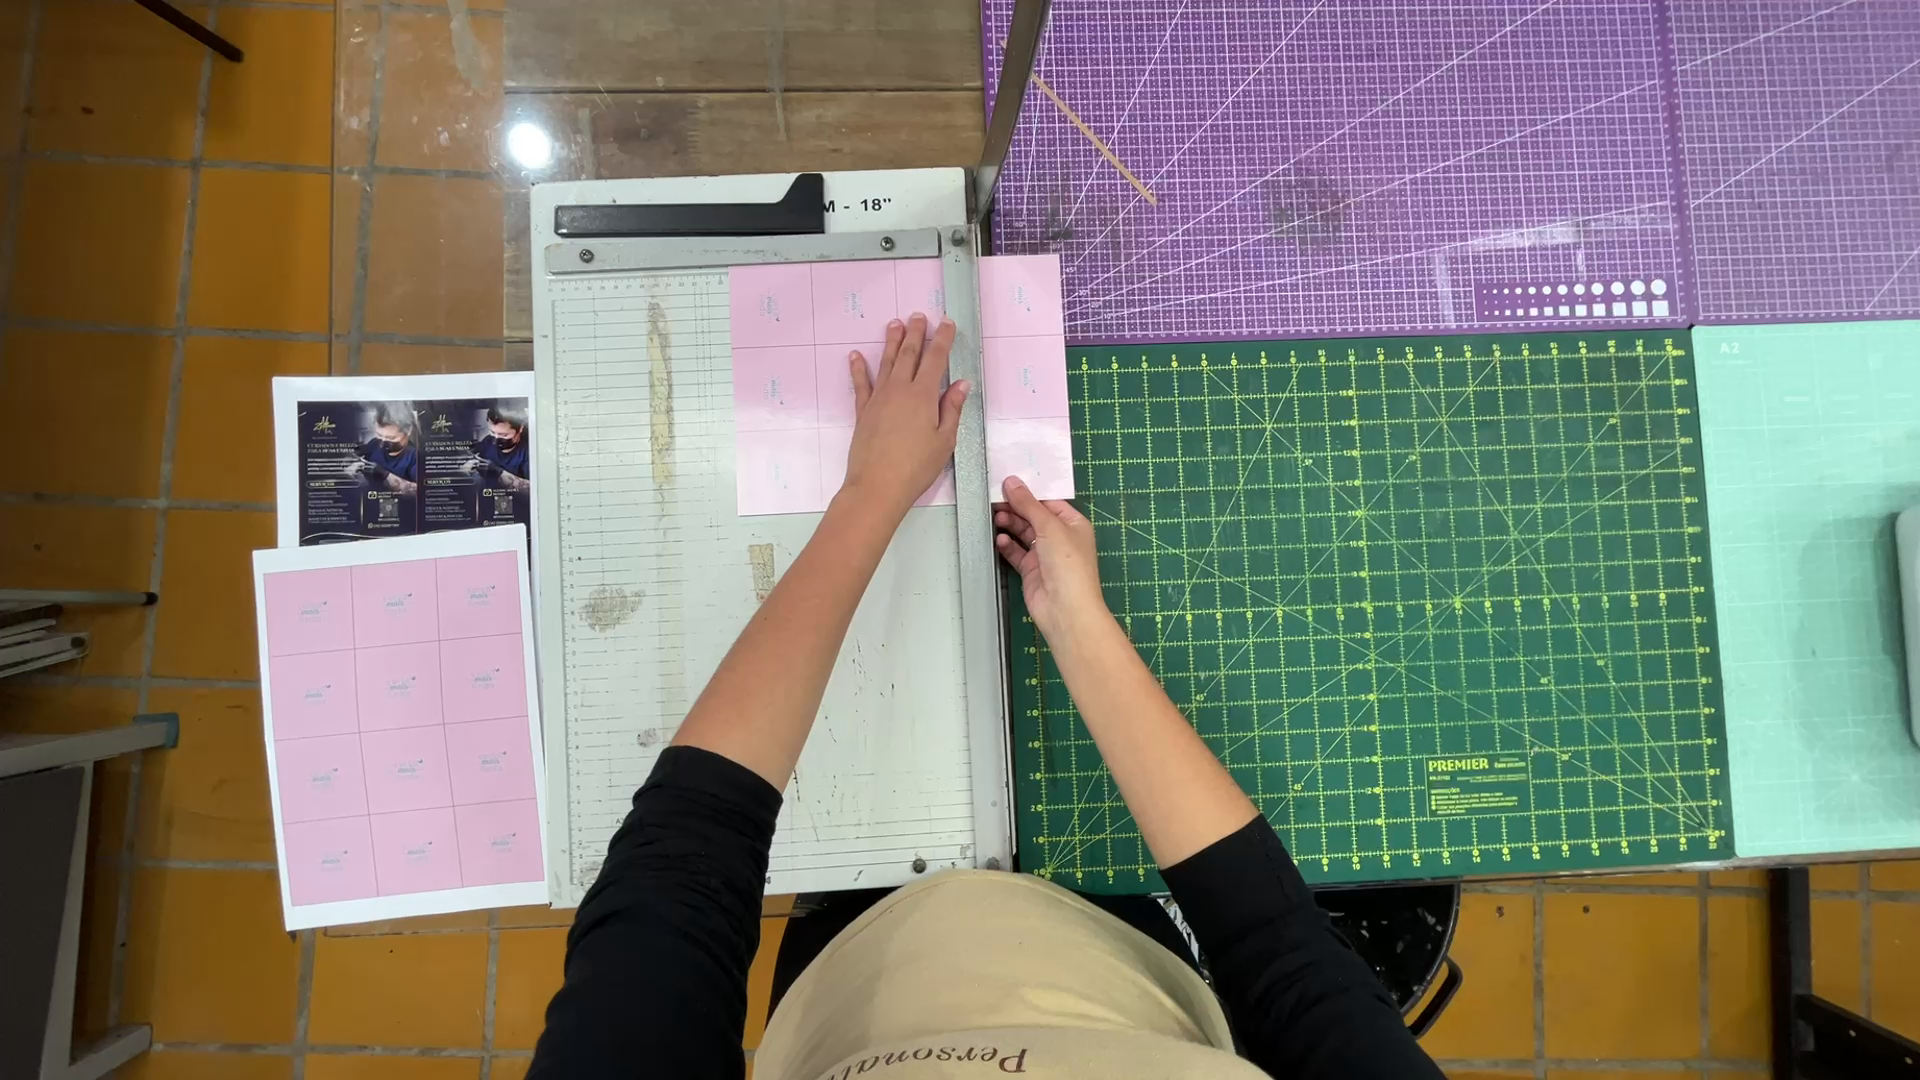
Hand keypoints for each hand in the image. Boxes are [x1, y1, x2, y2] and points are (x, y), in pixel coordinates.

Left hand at [842, 313, 970, 515]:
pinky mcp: (863, 412)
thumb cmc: (916, 467)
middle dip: (915, 333)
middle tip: (918, 316)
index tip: (946, 323)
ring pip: (886, 363)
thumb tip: (961, 384)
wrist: (877, 486)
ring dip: (891, 342)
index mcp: (923, 396)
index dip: (942, 339)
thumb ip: (951, 409)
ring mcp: (879, 399)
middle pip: (909, 354)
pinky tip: (855, 356)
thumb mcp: (944, 441)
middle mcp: (900, 390)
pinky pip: (861, 384)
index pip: (936, 359)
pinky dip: (858, 369)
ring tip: (894, 324)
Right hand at [994, 476, 1115, 647]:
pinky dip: (1007, 546)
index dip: (1029, 494)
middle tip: (996, 501)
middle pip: (1034, 517)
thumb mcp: (1049, 526)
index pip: (1048, 502)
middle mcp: (1060, 538)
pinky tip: (1000, 540)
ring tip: (996, 518)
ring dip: (1010, 525)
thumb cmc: (1068, 566)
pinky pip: (1016, 553)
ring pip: (1023, 534)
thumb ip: (1028, 504)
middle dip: (1016, 509)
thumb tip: (1013, 483)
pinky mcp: (1032, 570)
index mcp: (1073, 524)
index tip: (1008, 485)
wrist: (1064, 608)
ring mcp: (1045, 555)